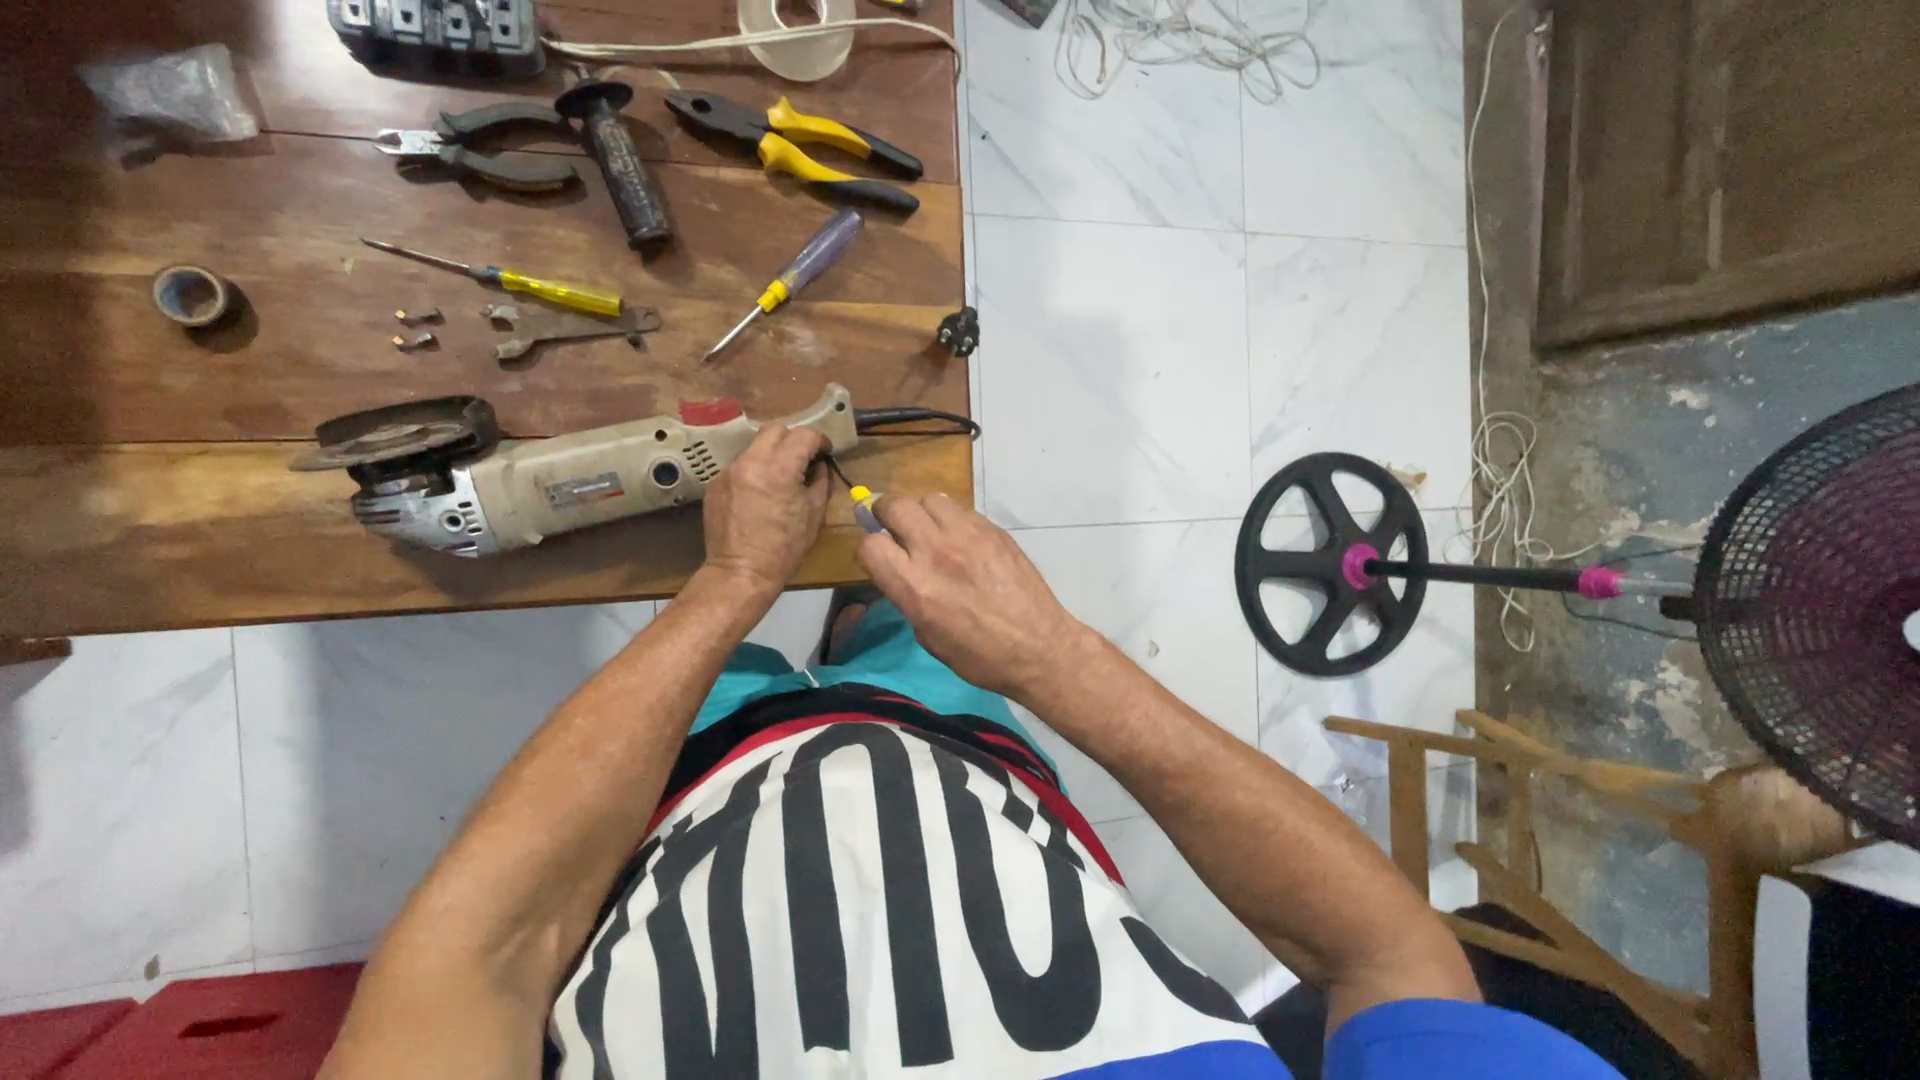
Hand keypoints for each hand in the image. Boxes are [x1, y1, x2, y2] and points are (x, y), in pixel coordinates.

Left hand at [702, 424, 830, 597]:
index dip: (819, 440)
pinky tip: (759, 494)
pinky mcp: (715, 483)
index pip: (803, 435)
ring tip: (779, 478)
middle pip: (775, 430)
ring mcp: (728, 472)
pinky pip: (740, 466)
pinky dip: (754, 471)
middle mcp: (750, 463)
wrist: (741, 572)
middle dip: (793, 440)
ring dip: (772, 455)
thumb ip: (820, 481)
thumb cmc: (784, 549)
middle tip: (802, 459)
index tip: (824, 452)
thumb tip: (819, 465)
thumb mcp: (815, 515)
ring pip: (755, 447)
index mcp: (779, 471)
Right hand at [856, 493, 1092, 699]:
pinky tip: (963, 542)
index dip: (869, 549)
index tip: (878, 557)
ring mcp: (968, 536)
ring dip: (922, 512)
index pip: (870, 545)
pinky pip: (962, 511)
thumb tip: (901, 571)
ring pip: (930, 499)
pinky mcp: (994, 530)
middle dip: (886, 514)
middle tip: (892, 526)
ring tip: (931, 530)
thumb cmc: (980, 656)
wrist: (1039, 647)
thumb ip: (908, 596)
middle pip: (895, 506)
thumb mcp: (928, 636)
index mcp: (915, 587)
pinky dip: (954, 521)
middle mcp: (937, 552)